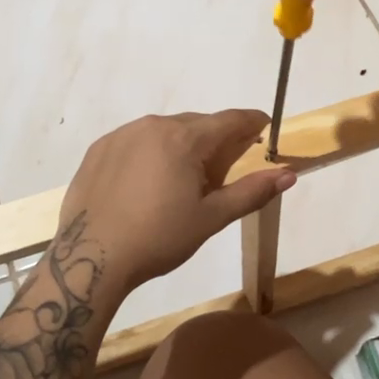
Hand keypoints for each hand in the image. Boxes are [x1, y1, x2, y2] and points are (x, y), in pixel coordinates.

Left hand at [58, 111, 295, 285]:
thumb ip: (251, 192)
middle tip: (224, 170)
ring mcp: (120, 135)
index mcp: (184, 138)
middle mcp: (152, 125)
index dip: (252, 123)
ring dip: (181, 146)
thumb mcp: (211, 218)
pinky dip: (151, 153)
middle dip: (216, 140)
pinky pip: (135, 141)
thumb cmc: (159, 238)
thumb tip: (288, 174)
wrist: (90, 258)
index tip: (266, 129)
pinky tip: (148, 184)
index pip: (229, 120)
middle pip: (197, 124)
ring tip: (183, 181)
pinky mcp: (97, 150)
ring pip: (164, 131)